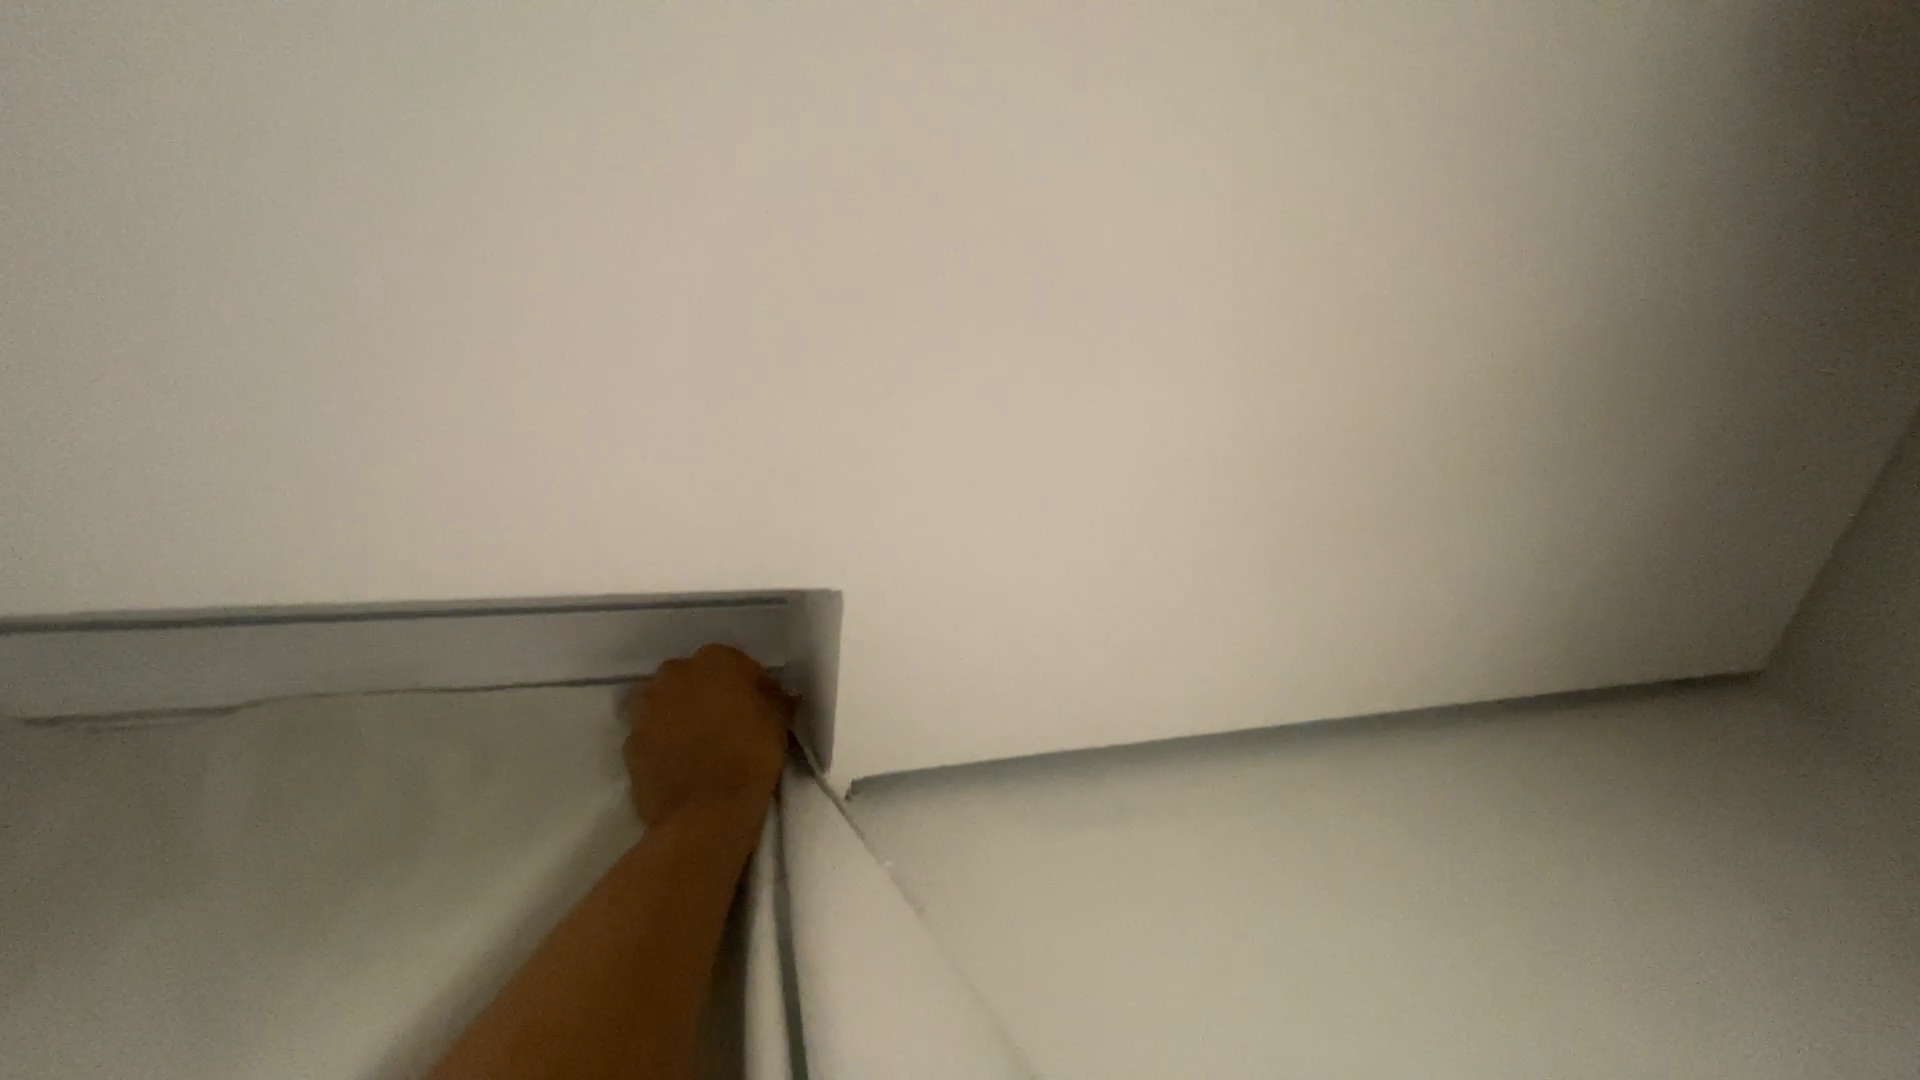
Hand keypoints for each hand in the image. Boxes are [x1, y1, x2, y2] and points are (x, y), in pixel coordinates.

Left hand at [623, 644, 791, 826]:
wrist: (705, 813)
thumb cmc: (750, 757)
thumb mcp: (779, 720)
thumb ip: (773, 697)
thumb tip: (771, 694)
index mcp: (714, 660)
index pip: (738, 663)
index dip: (752, 686)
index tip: (763, 708)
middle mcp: (674, 674)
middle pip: (696, 677)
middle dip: (711, 693)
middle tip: (730, 722)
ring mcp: (646, 708)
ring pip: (668, 702)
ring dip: (682, 713)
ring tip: (702, 742)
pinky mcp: (630, 741)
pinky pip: (652, 733)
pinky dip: (665, 740)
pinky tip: (682, 760)